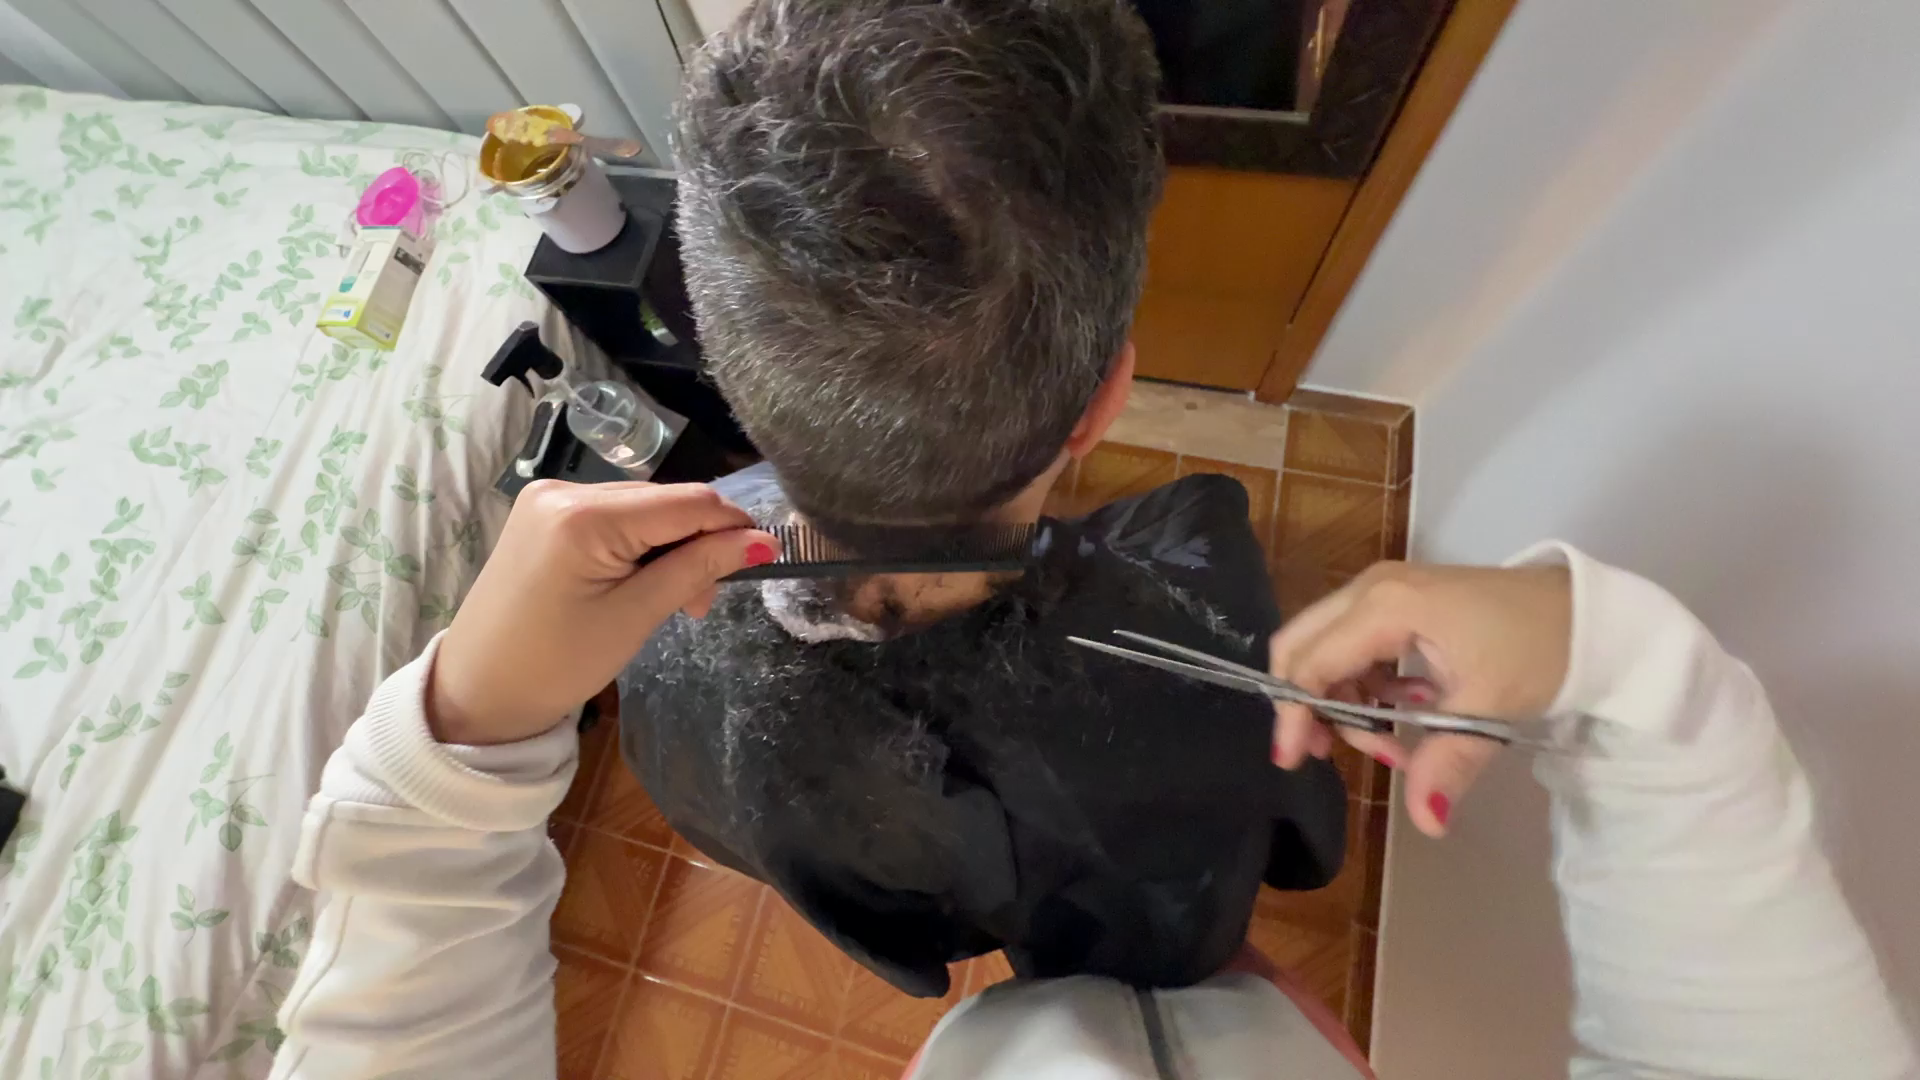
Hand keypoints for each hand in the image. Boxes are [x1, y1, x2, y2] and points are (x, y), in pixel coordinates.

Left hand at [426, 480, 778, 744]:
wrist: (479, 691)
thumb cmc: (558, 663)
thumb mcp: (637, 615)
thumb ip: (700, 568)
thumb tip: (764, 542)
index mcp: (584, 515)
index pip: (688, 502)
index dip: (734, 526)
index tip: (762, 561)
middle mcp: (566, 490)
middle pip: (667, 501)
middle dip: (700, 543)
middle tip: (702, 602)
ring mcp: (552, 499)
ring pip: (647, 508)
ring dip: (674, 547)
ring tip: (675, 598)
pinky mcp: (547, 514)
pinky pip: (619, 516)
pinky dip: (644, 545)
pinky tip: (643, 579)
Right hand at [1267, 561, 1571, 836]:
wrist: (1595, 610)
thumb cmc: (1545, 648)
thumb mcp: (1493, 705)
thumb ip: (1448, 761)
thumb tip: (1428, 824)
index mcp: (1384, 608)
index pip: (1312, 663)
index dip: (1296, 714)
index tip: (1291, 761)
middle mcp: (1367, 590)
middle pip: (1300, 646)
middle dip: (1305, 703)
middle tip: (1326, 751)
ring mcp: (1378, 591)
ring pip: (1324, 649)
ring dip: (1342, 700)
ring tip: (1393, 745)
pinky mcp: (1392, 602)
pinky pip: (1351, 646)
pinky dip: (1364, 685)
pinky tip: (1406, 711)